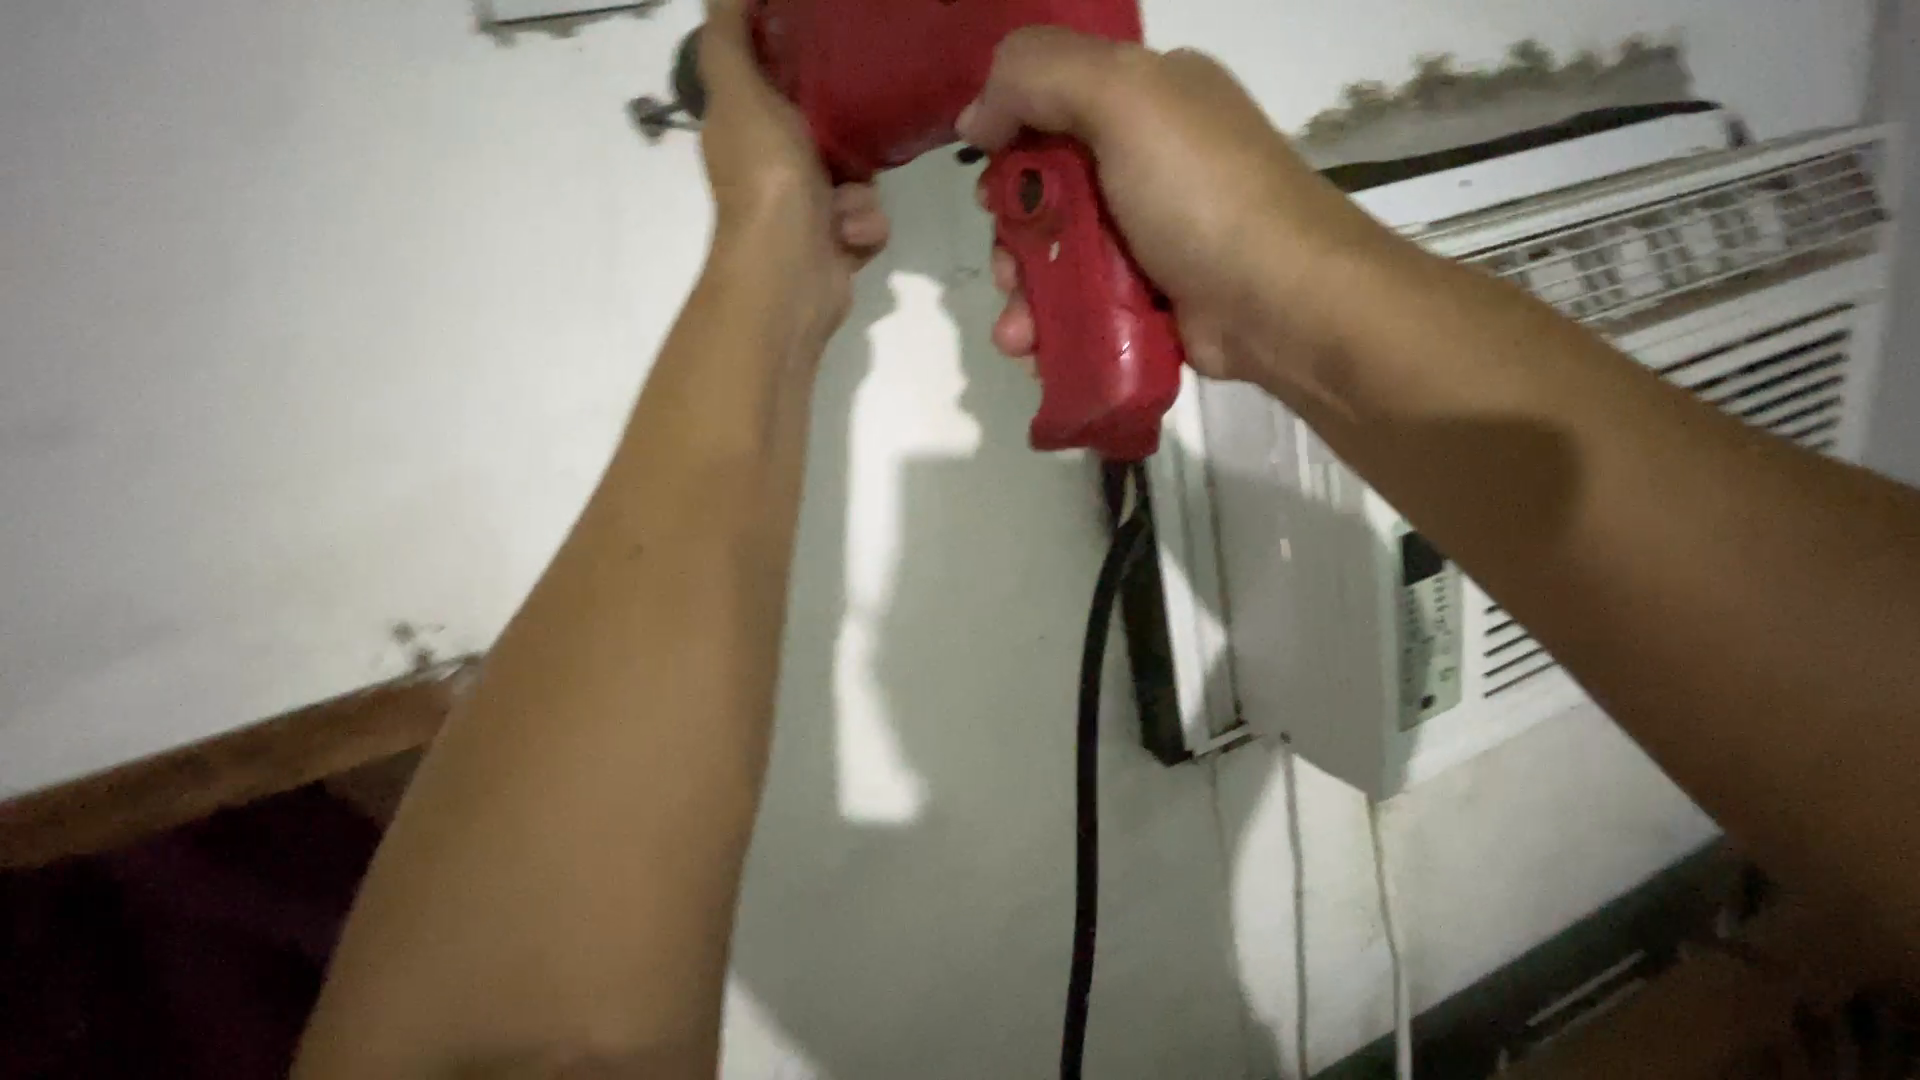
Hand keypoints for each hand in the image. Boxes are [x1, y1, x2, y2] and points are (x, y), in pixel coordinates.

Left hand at [698, 0, 889, 339]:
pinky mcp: (838, 246)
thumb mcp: (739, 90)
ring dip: (858, 194)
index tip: (835, 50)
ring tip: (840, 207)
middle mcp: (775, 169)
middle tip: (856, 132)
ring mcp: (808, 211)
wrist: (790, 274)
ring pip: (859, 180)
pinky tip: (848, 238)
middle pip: (831, 132)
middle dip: (847, 138)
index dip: (804, 65)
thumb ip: (730, 35)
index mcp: (747, 129)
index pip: (779, 82)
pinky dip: (864, 228)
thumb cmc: (765, 179)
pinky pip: (870, 220)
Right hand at [957, 29, 1401, 391]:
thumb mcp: (1124, 98)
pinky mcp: (1147, 299)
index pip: (1052, 108)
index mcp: (1145, 101)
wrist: (1280, 301)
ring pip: (1057, 260)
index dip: (1011, 146)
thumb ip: (1038, 77)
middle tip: (1008, 271)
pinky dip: (1050, 330)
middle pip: (1046, 195)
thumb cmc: (1202, 193)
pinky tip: (1034, 352)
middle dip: (1013, 238)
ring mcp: (1147, 238)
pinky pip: (1080, 307)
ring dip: (1023, 298)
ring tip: (1018, 334)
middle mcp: (1145, 163)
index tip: (993, 189)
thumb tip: (974, 115)